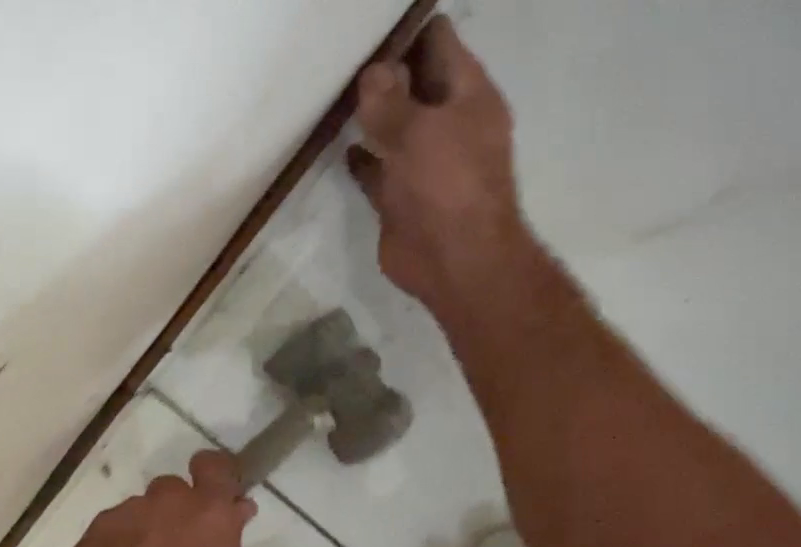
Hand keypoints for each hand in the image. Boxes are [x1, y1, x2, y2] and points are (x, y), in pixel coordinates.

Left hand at [64, 450, 256, 546]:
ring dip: (140, 533)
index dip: (212, 473)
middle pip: (169, 491)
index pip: (214, 465)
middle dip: (172, 512)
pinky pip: (107, 534)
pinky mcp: (92, 533)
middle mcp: (164, 501)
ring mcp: (123, 514)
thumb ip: (229, 538)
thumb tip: (235, 511)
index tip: (210, 487)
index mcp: (206, 510)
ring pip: (135, 513)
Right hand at [344, 18, 533, 308]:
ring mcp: (424, 163)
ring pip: (394, 126)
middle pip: (414, 83)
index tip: (368, 30)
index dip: (408, 32)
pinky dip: (360, 157)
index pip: (440, 43)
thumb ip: (390, 100)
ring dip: (369, 114)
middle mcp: (449, 124)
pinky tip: (338, 145)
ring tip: (333, 95)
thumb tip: (373, 73)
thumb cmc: (447, 187)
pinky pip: (377, 167)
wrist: (455, 263)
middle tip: (342, 59)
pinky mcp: (401, 198)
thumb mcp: (419, 131)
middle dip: (384, 71)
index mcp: (468, 97)